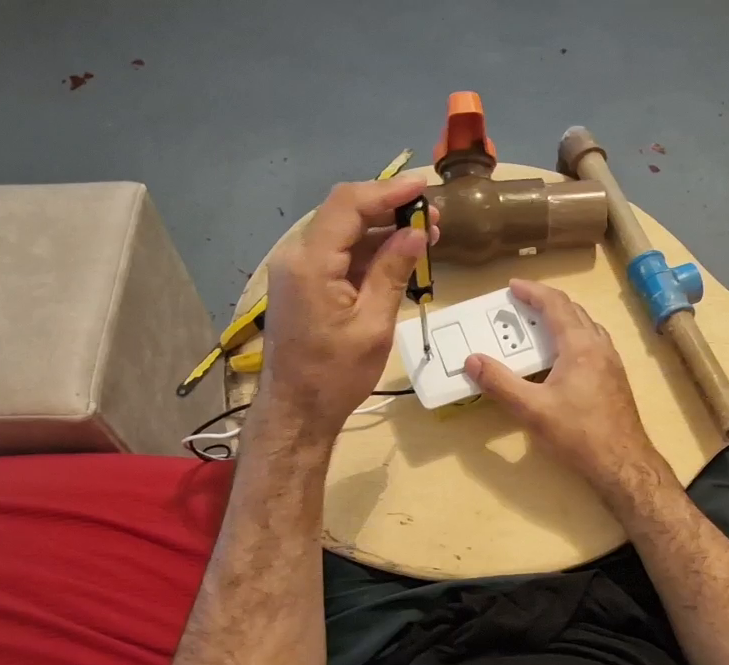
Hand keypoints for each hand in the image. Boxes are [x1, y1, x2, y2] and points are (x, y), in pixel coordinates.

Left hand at [253, 177, 432, 447]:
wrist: (297, 411)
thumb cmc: (335, 376)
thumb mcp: (373, 325)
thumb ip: (393, 272)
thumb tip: (416, 233)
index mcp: (311, 263)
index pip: (348, 205)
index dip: (388, 191)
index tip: (424, 188)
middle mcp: (296, 256)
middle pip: (344, 214)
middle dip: (388, 210)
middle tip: (432, 219)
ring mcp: (295, 271)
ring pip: (342, 235)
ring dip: (381, 233)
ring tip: (423, 238)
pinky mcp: (301, 286)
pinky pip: (336, 257)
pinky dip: (366, 253)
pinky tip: (396, 259)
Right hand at [465, 279, 664, 494]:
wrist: (622, 462)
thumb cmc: (578, 434)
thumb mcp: (532, 410)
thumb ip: (500, 383)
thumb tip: (472, 360)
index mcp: (580, 346)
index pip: (555, 305)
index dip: (533, 292)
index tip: (513, 286)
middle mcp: (600, 347)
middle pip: (574, 312)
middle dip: (547, 303)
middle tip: (522, 304)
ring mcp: (612, 363)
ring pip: (587, 328)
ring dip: (564, 319)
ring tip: (541, 326)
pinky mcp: (615, 380)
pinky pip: (594, 345)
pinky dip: (575, 339)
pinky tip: (563, 359)